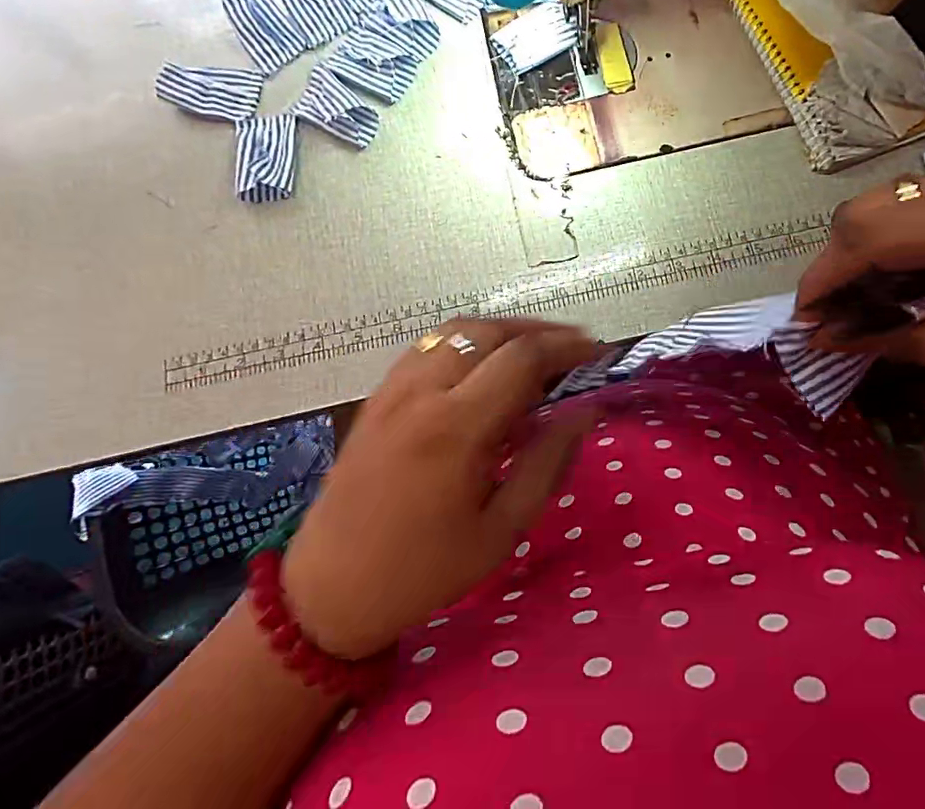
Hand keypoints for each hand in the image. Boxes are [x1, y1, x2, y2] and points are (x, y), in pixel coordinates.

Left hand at [280, 319, 597, 658]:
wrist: (328, 592)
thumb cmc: (424, 570)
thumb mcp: (502, 528)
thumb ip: (548, 462)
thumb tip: (586, 411)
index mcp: (455, 427)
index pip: (521, 358)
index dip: (565, 347)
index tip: (596, 353)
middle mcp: (421, 392)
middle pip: (489, 332)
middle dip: (539, 332)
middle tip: (573, 350)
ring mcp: (392, 389)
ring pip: (456, 331)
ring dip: (502, 331)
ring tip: (535, 353)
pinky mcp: (377, 396)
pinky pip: (429, 347)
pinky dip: (467, 342)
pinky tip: (485, 367)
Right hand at [797, 162, 924, 395]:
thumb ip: (912, 338)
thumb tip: (834, 339)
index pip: (873, 231)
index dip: (827, 276)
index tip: (804, 322)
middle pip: (872, 208)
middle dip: (839, 263)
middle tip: (833, 319)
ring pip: (890, 205)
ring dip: (865, 255)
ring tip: (863, 307)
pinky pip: (920, 212)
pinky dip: (896, 249)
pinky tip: (904, 287)